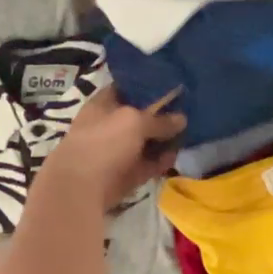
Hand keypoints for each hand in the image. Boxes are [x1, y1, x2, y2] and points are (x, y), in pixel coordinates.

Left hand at [38, 89, 185, 209]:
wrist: (82, 188)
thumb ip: (160, 119)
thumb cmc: (103, 143)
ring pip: (148, 140)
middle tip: (189, 110)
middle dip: (163, 114)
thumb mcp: (134, 122)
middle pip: (142, 116)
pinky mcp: (128, 172)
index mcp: (104, 105)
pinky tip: (177, 155)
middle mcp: (111, 125)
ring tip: (190, 132)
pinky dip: (162, 160)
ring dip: (166, 139)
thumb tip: (182, 119)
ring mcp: (119, 150)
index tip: (173, 85)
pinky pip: (150, 163)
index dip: (148, 86)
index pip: (128, 89)